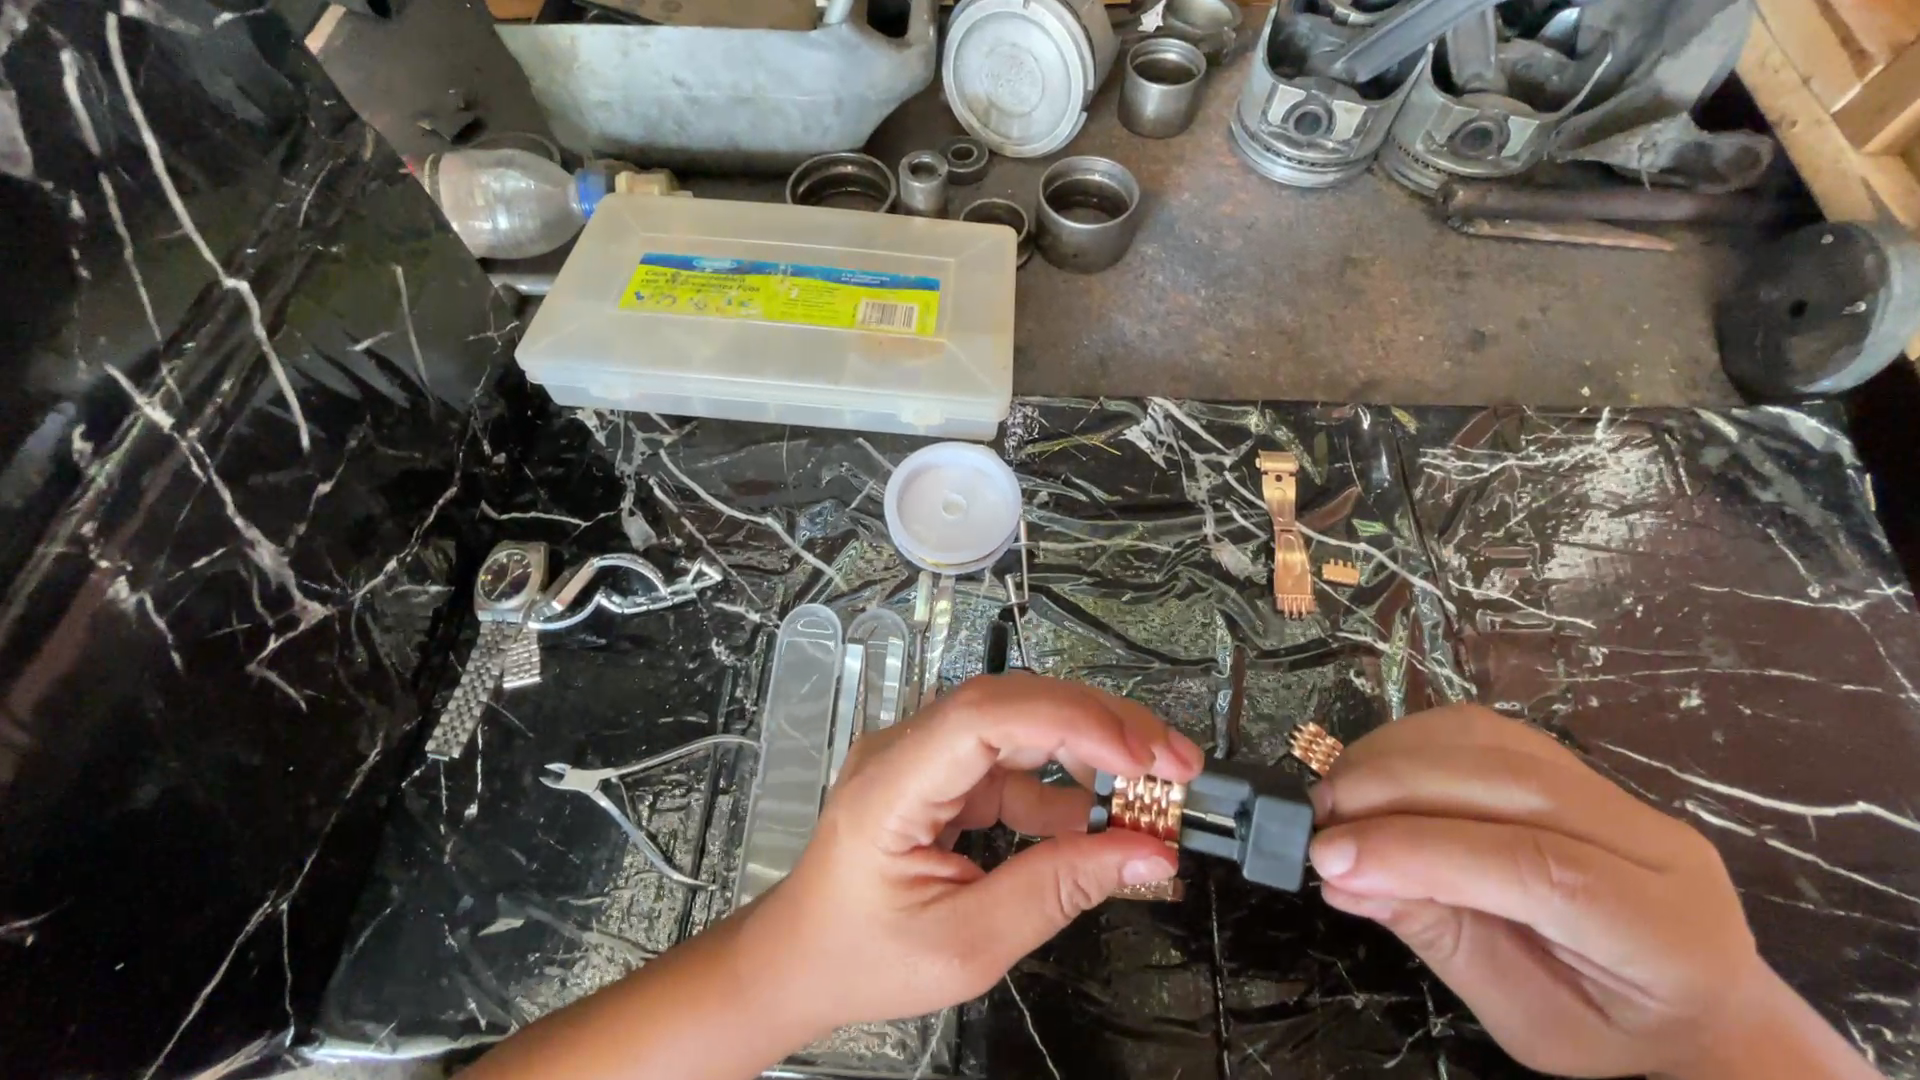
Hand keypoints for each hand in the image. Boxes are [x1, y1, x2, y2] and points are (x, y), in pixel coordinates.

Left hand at [736, 672, 1201, 1036]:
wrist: (799, 961)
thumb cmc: (865, 959)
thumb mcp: (968, 944)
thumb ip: (1057, 891)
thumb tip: (1152, 855)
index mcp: (892, 784)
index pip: (983, 716)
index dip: (1067, 719)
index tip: (1141, 755)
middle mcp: (907, 749)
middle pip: (1010, 703)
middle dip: (1099, 722)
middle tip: (1176, 759)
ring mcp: (924, 756)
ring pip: (1019, 723)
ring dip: (1091, 744)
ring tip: (1158, 779)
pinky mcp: (942, 776)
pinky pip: (1011, 763)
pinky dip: (1064, 782)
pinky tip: (1106, 811)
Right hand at [1308, 705, 1876, 1079]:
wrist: (1691, 996)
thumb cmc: (1607, 1025)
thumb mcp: (1523, 1018)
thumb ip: (1439, 937)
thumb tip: (1340, 876)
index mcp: (1664, 933)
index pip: (1536, 867)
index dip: (1418, 851)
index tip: (1328, 857)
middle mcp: (1651, 840)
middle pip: (1506, 783)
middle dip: (1391, 790)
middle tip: (1316, 818)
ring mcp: (1610, 787)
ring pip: (1485, 739)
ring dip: (1391, 756)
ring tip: (1335, 796)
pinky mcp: (1564, 758)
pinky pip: (1477, 728)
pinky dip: (1408, 742)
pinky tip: (1372, 775)